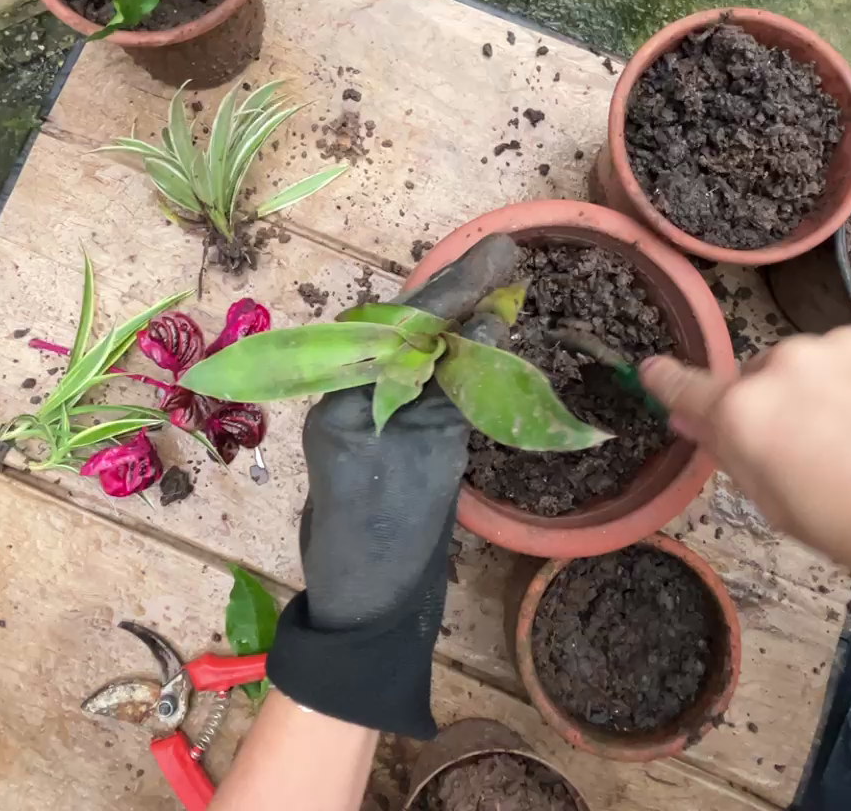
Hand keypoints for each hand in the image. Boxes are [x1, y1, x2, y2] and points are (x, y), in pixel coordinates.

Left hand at [264, 234, 519, 737]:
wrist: (371, 599)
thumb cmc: (388, 533)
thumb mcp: (426, 455)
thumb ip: (455, 388)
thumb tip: (489, 322)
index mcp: (346, 391)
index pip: (404, 326)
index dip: (454, 289)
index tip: (498, 252)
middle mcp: (352, 390)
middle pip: (406, 328)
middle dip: (456, 292)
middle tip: (504, 253)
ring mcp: (371, 408)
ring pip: (415, 349)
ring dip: (456, 317)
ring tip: (498, 277)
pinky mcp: (394, 427)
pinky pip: (423, 378)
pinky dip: (455, 355)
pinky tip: (481, 334)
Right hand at [647, 320, 850, 793]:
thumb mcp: (791, 514)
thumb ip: (736, 460)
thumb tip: (697, 422)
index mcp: (746, 413)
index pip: (682, 385)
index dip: (665, 381)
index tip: (652, 371)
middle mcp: (783, 361)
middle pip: (761, 379)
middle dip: (777, 407)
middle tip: (827, 456)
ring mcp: (846, 338)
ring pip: (818, 364)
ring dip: (833, 391)